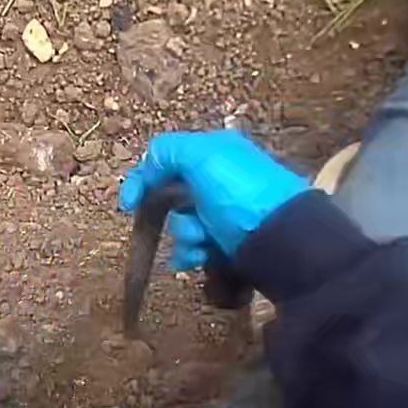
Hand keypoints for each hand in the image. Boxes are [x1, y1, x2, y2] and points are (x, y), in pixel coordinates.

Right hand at [119, 130, 309, 269]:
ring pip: (179, 225)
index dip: (141, 179)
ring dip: (184, 234)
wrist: (279, 238)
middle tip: (183, 218)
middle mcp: (215, 181)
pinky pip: (192, 248)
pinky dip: (192, 253)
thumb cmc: (238, 191)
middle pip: (169, 197)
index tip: (128, 204)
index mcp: (212, 153)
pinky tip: (202, 256)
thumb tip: (147, 165)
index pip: (164, 161)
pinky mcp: (223, 243)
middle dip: (169, 213)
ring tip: (202, 240)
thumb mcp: (202, 156)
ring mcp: (219, 214)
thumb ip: (167, 152)